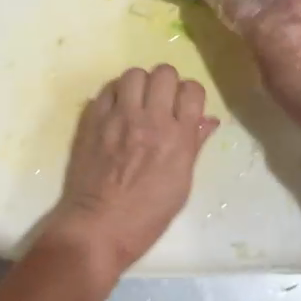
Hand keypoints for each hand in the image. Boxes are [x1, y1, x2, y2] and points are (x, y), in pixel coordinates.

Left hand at [38, 64, 218, 273]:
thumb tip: (208, 121)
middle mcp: (150, 120)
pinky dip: (115, 95)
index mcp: (178, 138)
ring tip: (136, 104)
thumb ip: (194, 146)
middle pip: (164, 73)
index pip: (192, 90)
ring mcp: (118, 117)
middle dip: (166, 84)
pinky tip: (116, 113)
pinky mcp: (92, 120)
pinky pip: (107, 89)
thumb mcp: (182, 185)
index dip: (191, 96)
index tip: (185, 109)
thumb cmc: (147, 216)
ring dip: (139, 85)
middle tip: (161, 103)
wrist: (98, 227)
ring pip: (133, 74)